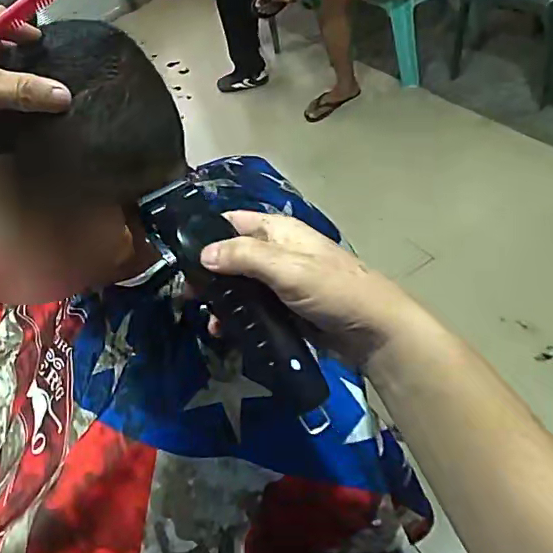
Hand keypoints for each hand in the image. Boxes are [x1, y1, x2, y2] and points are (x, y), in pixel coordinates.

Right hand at [199, 211, 437, 366]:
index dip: (206, 233)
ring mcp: (280, 282)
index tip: (179, 255)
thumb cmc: (332, 290)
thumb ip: (245, 257)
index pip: (233, 221)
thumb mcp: (287, 268)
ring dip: (221, 299)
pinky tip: (225, 331)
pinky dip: (237, 316)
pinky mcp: (284, 309)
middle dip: (209, 273)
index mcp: (279, 231)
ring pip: (240, 285)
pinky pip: (252, 308)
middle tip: (188, 296)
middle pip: (232, 255)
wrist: (373, 331)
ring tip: (207, 320)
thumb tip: (203, 254)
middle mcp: (277, 252)